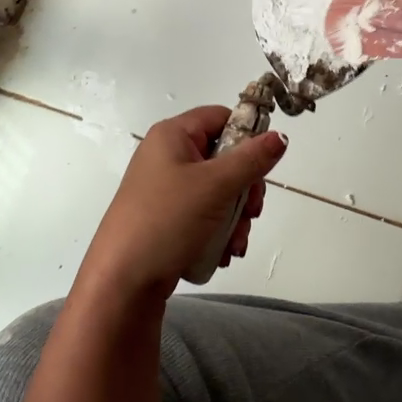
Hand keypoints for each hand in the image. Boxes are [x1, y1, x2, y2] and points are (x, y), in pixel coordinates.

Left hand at [75, 106, 287, 295]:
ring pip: (218, 192)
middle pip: (223, 159)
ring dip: (234, 218)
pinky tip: (221, 254)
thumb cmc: (167, 221)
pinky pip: (203, 216)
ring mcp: (165, 190)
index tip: (263, 167)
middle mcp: (167, 157)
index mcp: (173, 135)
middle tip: (251, 213)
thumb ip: (252, 159)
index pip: (221, 118)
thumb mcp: (215, 186)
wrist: (122, 283)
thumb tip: (279, 136)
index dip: (246, 137)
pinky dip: (217, 233)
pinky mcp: (166, 220)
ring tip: (234, 244)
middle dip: (244, 190)